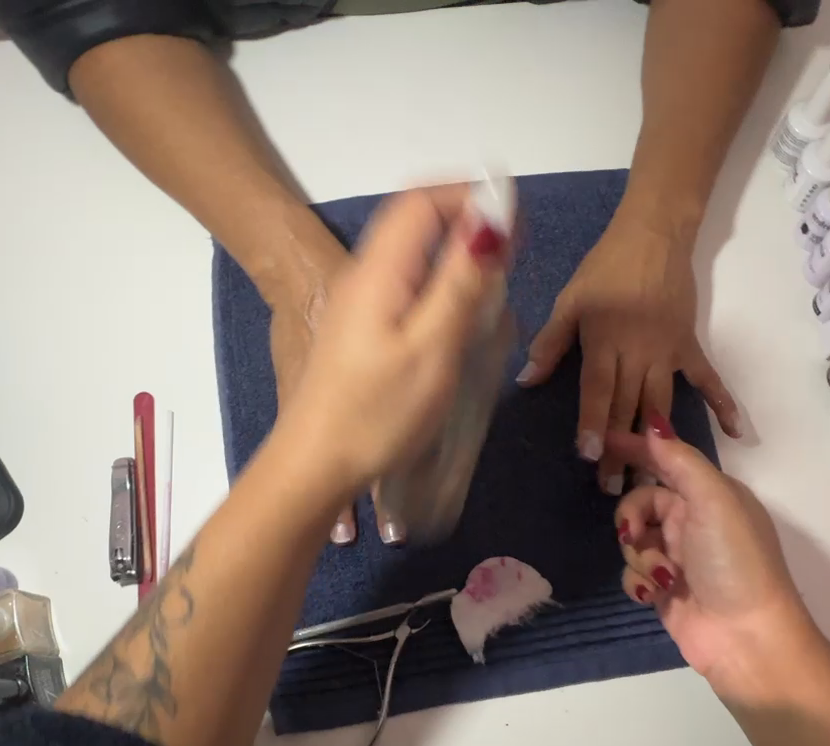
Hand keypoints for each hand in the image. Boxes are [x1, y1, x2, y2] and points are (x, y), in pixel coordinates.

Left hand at [277, 184, 507, 507]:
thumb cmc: (376, 414)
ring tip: (494, 285)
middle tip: (511, 255)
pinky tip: (457, 321)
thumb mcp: (430, 349)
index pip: (422, 200)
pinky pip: (404, 290)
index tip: (515, 219)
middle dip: (466, 224)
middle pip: (415, 224)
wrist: (315, 465)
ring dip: (453, 257)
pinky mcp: (359, 335)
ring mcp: (357, 307)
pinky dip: (437, 288)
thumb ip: (460, 283)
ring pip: (411, 259)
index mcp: (380, 271)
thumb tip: (492, 218)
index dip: (470, 196)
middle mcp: (363, 277)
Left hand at [520, 212, 742, 495]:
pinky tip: (733, 432)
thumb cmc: (605, 269)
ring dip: (655, 444)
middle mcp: (637, 353)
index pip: (597, 390)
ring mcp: (667, 353)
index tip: (591, 456)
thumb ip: (549, 344)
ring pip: (659, 405)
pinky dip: (721, 404)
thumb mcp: (569, 301)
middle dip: (620, 449)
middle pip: (626, 408)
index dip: (594, 423)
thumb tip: (525, 382)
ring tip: (651, 480)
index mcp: (604, 342)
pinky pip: (707, 380)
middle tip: (614, 490)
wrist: (654, 234)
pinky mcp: (690, 347)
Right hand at [605, 421, 817, 709]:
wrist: (746, 637)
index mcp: (712, 495)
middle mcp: (694, 522)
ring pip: (632, 541)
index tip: (602, 441)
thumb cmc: (735, 562)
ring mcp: (678, 558)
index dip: (636, 449)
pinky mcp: (663, 589)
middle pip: (640, 503)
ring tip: (661, 577)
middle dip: (631, 518)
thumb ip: (680, 460)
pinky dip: (637, 581)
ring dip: (638, 556)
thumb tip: (653, 423)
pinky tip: (652, 595)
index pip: (666, 461)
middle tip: (632, 535)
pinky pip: (632, 573)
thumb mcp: (714, 499)